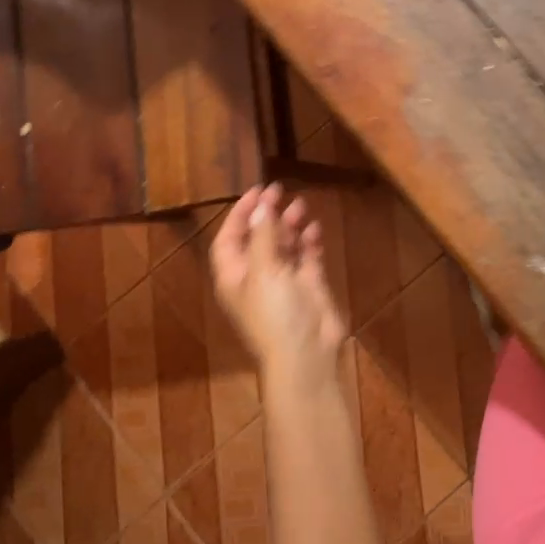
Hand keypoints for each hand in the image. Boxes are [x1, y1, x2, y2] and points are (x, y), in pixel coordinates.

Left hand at [210, 183, 344, 394]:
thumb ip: (263, 237)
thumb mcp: (263, 272)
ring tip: (301, 206)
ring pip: (284, 245)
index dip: (240, 215)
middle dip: (268, 216)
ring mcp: (284, 281)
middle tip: (281, 193)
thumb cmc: (274, 313)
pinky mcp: (308, 285)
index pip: (229, 239)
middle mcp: (256, 276)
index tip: (257, 192)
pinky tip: (315, 230)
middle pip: (258, 238)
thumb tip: (262, 207)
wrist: (306, 352)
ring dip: (290, 226)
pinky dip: (309, 242)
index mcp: (234, 276)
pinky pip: (306, 257)